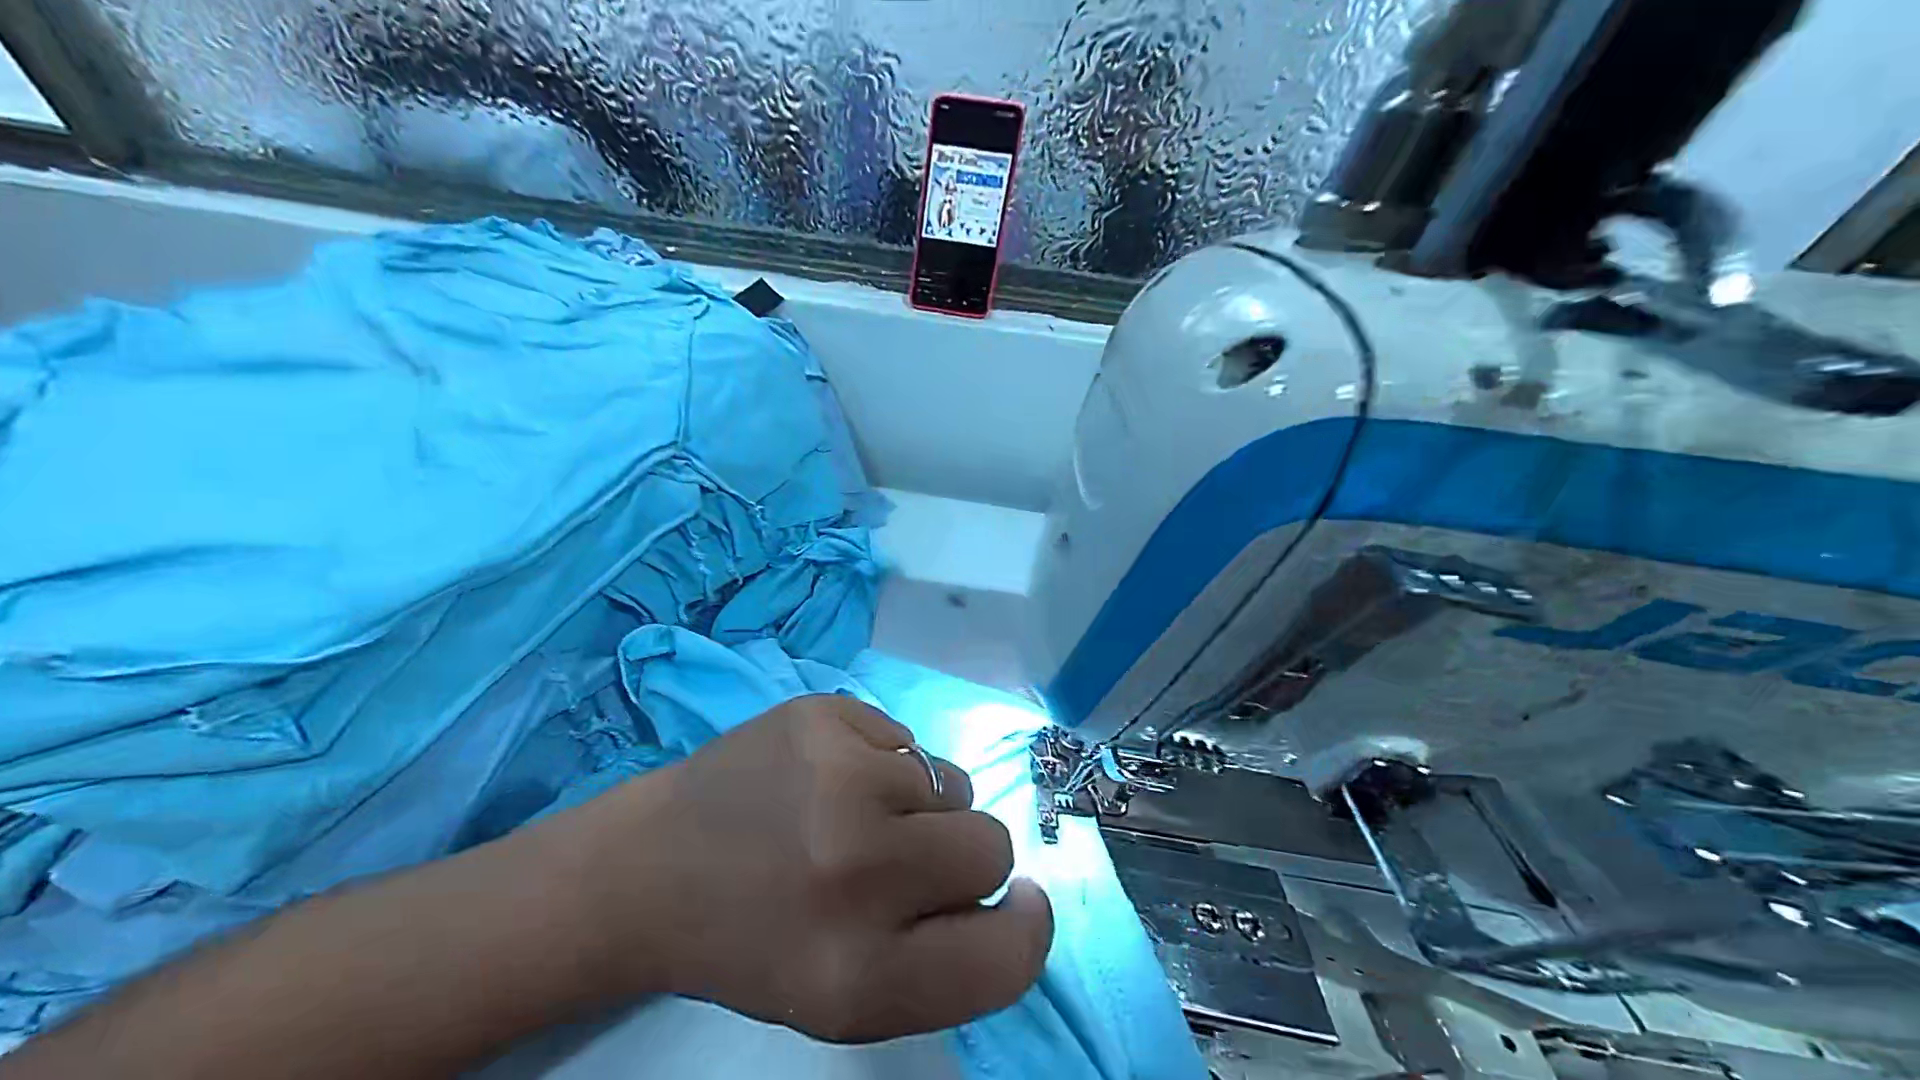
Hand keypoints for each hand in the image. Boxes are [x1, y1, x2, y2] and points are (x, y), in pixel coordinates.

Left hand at [560, 694, 1053, 1042]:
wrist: (650, 867)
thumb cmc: (756, 942)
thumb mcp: (848, 999)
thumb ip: (948, 965)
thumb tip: (1019, 893)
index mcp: (860, 975)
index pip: (1007, 956)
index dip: (1026, 927)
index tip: (1014, 904)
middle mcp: (856, 869)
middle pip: (991, 847)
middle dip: (960, 856)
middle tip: (897, 858)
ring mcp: (836, 774)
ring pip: (954, 782)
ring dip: (919, 805)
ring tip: (850, 816)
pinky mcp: (820, 713)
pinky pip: (906, 737)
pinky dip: (882, 761)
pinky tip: (824, 779)